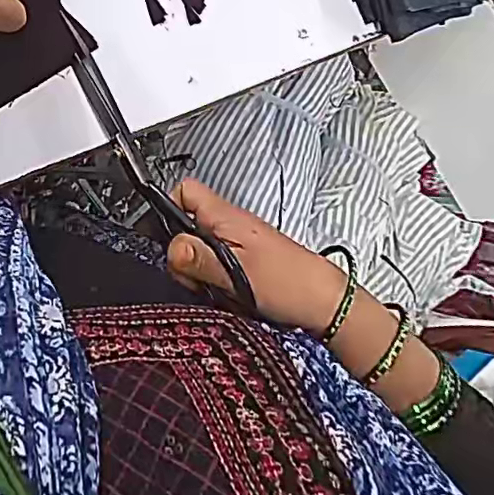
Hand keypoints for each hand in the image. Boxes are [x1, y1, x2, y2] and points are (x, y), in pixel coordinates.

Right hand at [164, 178, 349, 332]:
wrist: (325, 303)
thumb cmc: (290, 283)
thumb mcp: (236, 273)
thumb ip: (198, 258)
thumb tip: (171, 248)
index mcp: (225, 216)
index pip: (183, 191)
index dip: (168, 209)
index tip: (170, 242)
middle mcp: (229, 224)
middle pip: (185, 226)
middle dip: (183, 255)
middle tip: (198, 277)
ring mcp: (236, 242)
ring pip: (198, 249)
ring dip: (200, 272)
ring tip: (218, 289)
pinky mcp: (243, 260)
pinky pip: (214, 264)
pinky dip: (215, 281)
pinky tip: (228, 294)